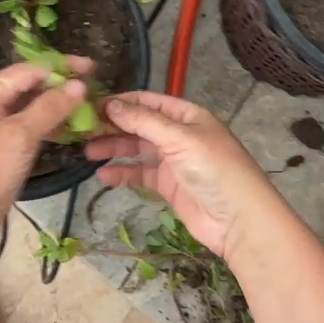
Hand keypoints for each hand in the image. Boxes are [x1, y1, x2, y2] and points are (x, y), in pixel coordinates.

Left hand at [0, 58, 93, 223]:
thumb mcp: (20, 136)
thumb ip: (50, 107)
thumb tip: (79, 84)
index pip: (27, 70)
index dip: (60, 66)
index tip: (92, 67)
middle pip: (29, 86)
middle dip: (60, 85)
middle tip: (94, 87)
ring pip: (31, 108)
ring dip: (57, 106)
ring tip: (88, 108)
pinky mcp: (1, 148)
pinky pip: (29, 127)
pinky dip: (49, 126)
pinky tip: (71, 129)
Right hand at [85, 92, 286, 260]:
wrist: (240, 220)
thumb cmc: (214, 169)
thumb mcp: (180, 138)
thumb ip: (144, 121)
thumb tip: (111, 104)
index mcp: (186, 115)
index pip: (148, 101)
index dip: (121, 102)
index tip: (92, 105)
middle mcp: (179, 134)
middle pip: (140, 125)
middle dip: (113, 126)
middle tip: (83, 130)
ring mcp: (173, 160)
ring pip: (137, 149)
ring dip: (114, 149)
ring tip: (87, 152)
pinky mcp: (169, 185)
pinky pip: (140, 174)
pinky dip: (122, 174)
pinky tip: (103, 176)